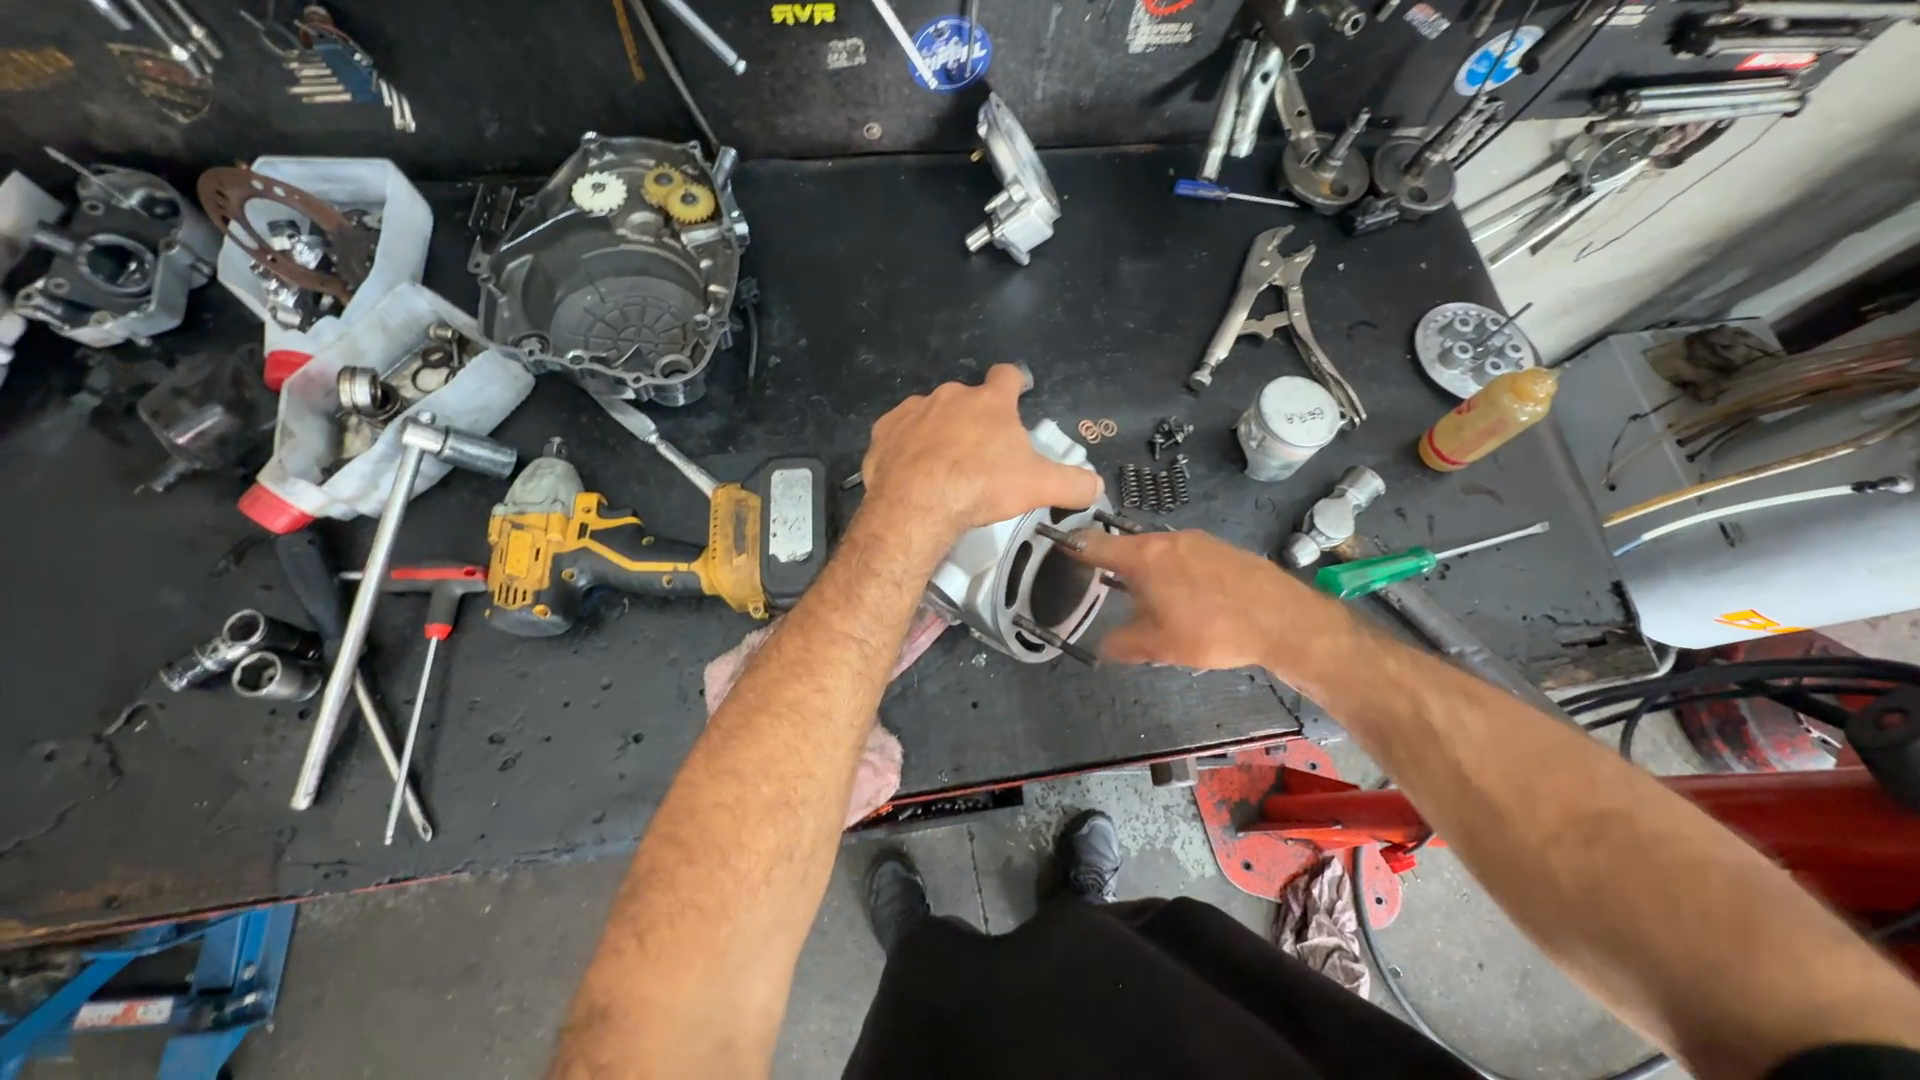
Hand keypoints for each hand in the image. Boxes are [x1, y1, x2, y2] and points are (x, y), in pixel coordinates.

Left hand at [860, 365, 1102, 535]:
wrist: (916, 503)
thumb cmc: (981, 486)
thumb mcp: (1039, 487)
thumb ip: (1073, 484)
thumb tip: (1097, 486)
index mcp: (990, 402)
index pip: (1007, 376)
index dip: (1014, 382)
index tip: (1017, 392)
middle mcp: (950, 395)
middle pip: (967, 399)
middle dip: (974, 420)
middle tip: (979, 455)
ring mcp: (913, 410)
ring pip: (931, 415)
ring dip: (938, 433)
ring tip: (942, 467)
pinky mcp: (884, 431)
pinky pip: (899, 433)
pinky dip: (906, 447)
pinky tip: (911, 471)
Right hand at [1069, 528, 1342, 671]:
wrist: (1283, 619)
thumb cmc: (1212, 630)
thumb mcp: (1159, 646)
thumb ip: (1123, 643)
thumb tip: (1102, 646)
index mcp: (1143, 556)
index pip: (1095, 544)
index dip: (1073, 549)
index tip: (1059, 553)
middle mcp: (1167, 540)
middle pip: (1128, 547)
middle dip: (1114, 567)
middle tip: (1105, 590)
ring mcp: (1198, 541)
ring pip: (1159, 552)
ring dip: (1148, 571)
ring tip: (1147, 600)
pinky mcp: (1223, 549)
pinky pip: (1185, 557)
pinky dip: (1175, 573)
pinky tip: (1186, 599)